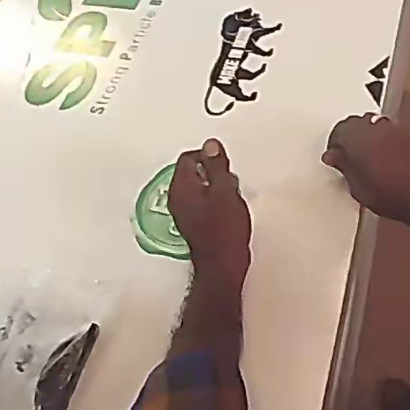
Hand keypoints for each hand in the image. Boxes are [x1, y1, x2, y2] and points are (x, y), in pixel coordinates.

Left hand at [168, 139, 251, 286]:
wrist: (223, 264)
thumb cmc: (223, 230)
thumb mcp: (225, 190)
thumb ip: (217, 165)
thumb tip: (210, 146)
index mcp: (182, 187)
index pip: (189, 157)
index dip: (208, 156)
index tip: (224, 163)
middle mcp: (178, 199)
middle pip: (192, 171)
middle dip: (212, 171)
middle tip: (229, 181)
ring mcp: (184, 212)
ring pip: (198, 187)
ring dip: (215, 186)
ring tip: (231, 196)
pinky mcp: (194, 223)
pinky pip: (202, 202)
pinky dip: (214, 200)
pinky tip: (228, 209)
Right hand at [322, 114, 409, 225]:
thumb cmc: (388, 193)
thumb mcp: (355, 185)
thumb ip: (343, 165)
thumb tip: (332, 156)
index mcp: (356, 137)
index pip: (339, 129)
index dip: (335, 143)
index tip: (334, 155)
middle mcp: (375, 127)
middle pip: (356, 123)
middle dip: (350, 136)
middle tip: (347, 155)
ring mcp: (394, 130)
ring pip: (373, 125)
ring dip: (367, 137)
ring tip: (365, 157)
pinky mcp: (409, 137)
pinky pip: (389, 133)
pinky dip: (382, 141)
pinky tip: (383, 159)